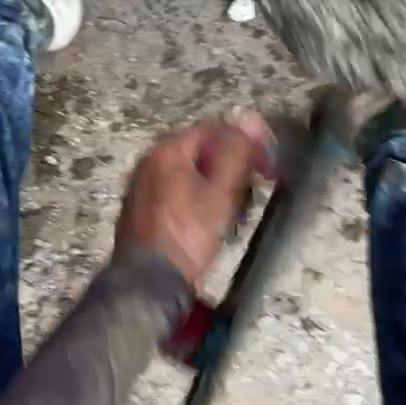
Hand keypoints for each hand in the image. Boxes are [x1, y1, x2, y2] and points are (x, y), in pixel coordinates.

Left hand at [115, 114, 274, 284]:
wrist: (146, 287)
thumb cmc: (188, 237)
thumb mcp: (221, 194)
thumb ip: (237, 153)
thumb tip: (251, 117)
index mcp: (168, 150)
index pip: (215, 130)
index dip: (246, 145)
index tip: (267, 168)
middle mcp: (150, 160)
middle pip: (202, 152)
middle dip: (231, 170)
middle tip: (249, 197)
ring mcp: (141, 184)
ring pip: (190, 173)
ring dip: (216, 187)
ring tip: (233, 216)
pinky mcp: (138, 208)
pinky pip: (175, 191)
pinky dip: (196, 199)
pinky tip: (208, 224)